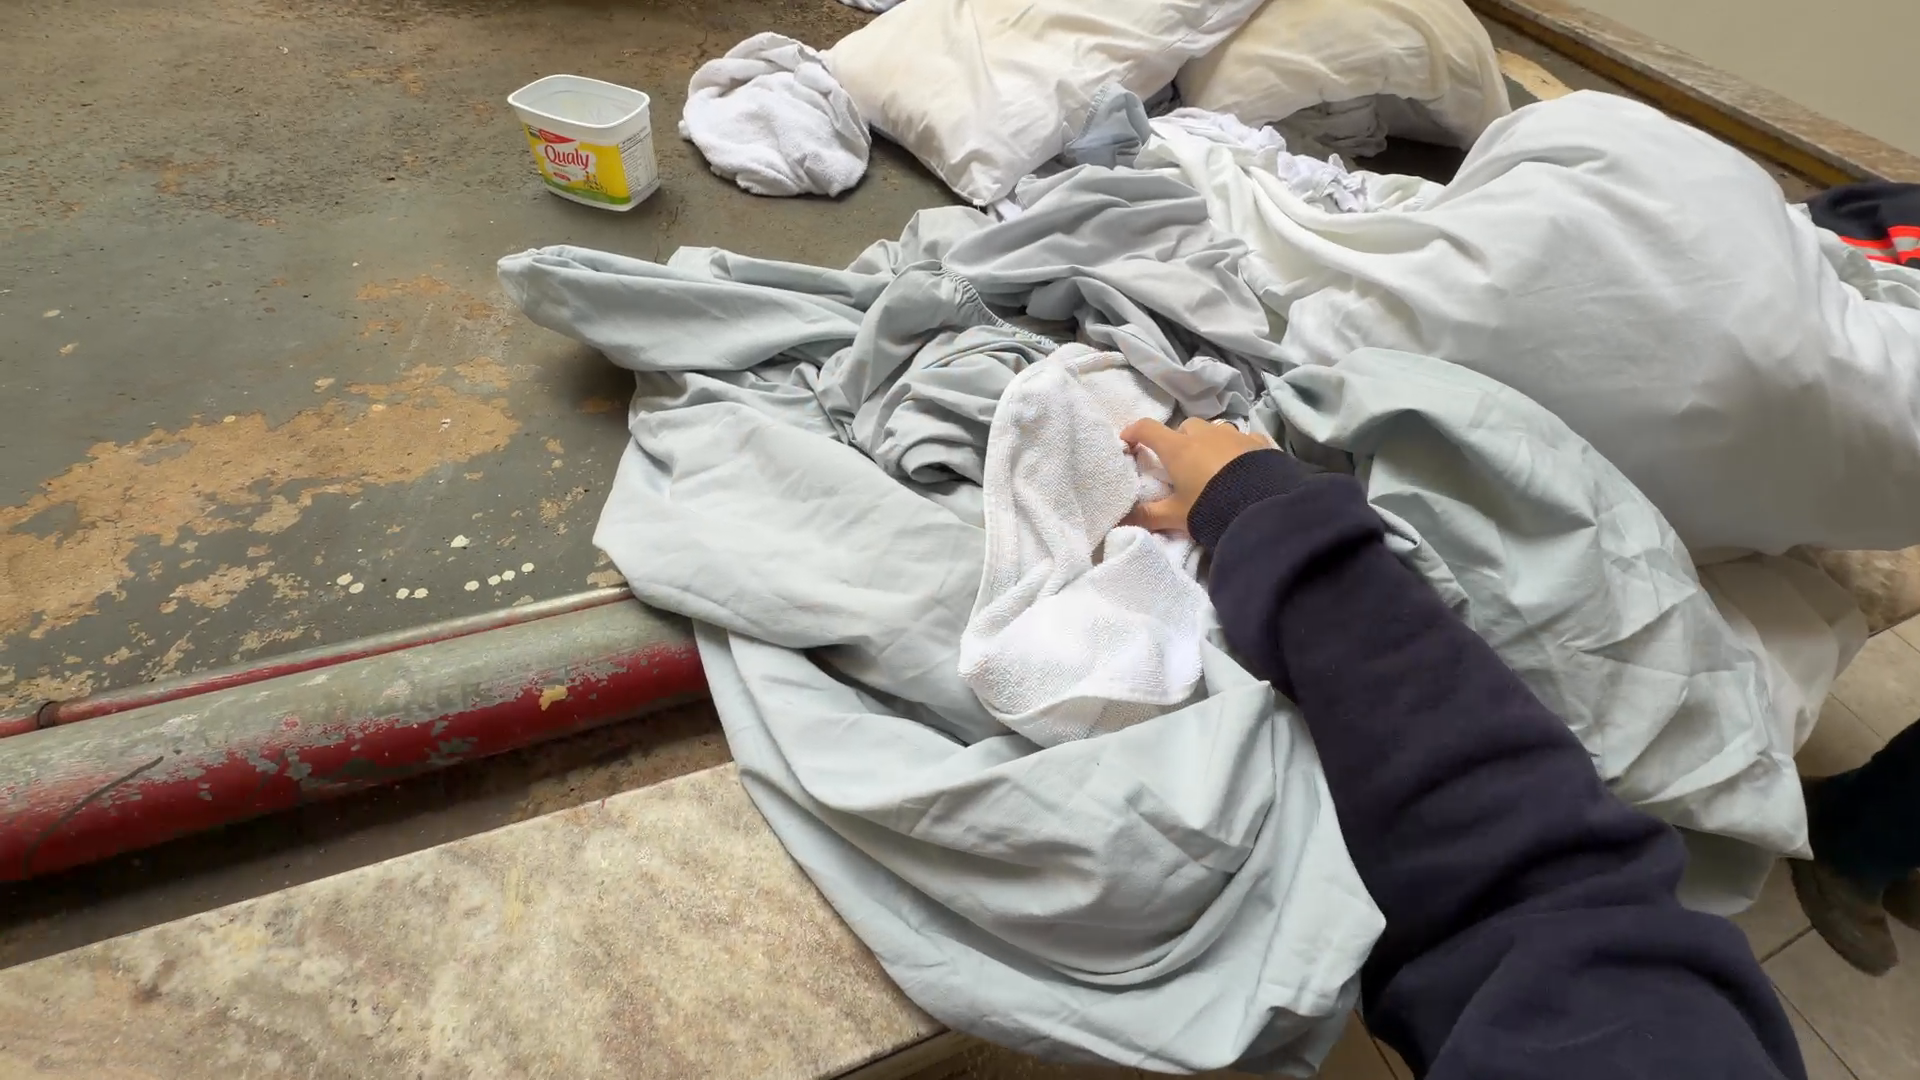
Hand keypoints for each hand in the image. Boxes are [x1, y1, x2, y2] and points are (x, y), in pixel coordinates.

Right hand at [1121, 418, 1272, 534]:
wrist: (1264, 508)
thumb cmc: (1211, 506)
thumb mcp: (1176, 516)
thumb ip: (1148, 516)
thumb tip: (1119, 522)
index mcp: (1178, 448)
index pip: (1148, 429)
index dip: (1134, 431)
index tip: (1127, 440)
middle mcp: (1204, 435)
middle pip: (1184, 427)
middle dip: (1178, 439)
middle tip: (1178, 462)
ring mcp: (1234, 436)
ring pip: (1214, 430)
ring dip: (1208, 442)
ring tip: (1211, 465)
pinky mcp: (1259, 443)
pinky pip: (1242, 439)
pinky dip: (1236, 449)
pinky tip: (1240, 465)